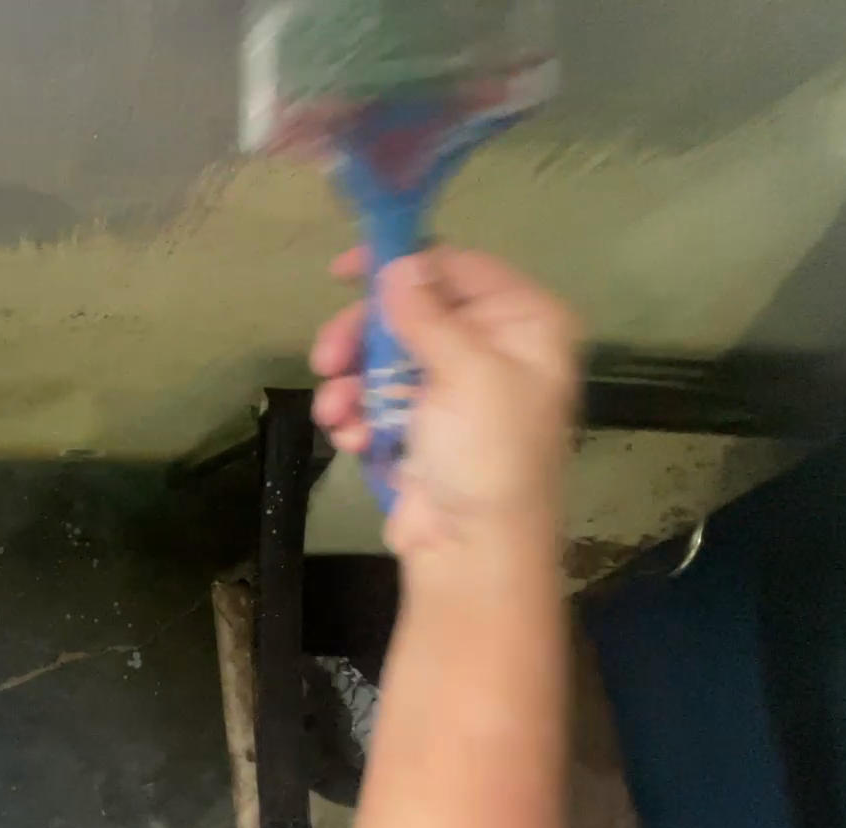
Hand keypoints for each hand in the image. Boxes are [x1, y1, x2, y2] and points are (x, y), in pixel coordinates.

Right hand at [311, 247, 580, 561]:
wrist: (468, 546)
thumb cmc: (484, 455)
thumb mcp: (464, 375)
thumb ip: (427, 315)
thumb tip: (396, 264)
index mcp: (520, 323)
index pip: (455, 267)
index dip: (398, 265)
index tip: (341, 273)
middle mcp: (485, 347)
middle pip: (406, 314)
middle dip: (361, 339)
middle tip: (325, 358)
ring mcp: (445, 389)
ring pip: (379, 359)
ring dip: (349, 386)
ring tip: (336, 415)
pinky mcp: (412, 424)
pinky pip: (371, 400)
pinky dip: (354, 416)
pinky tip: (352, 439)